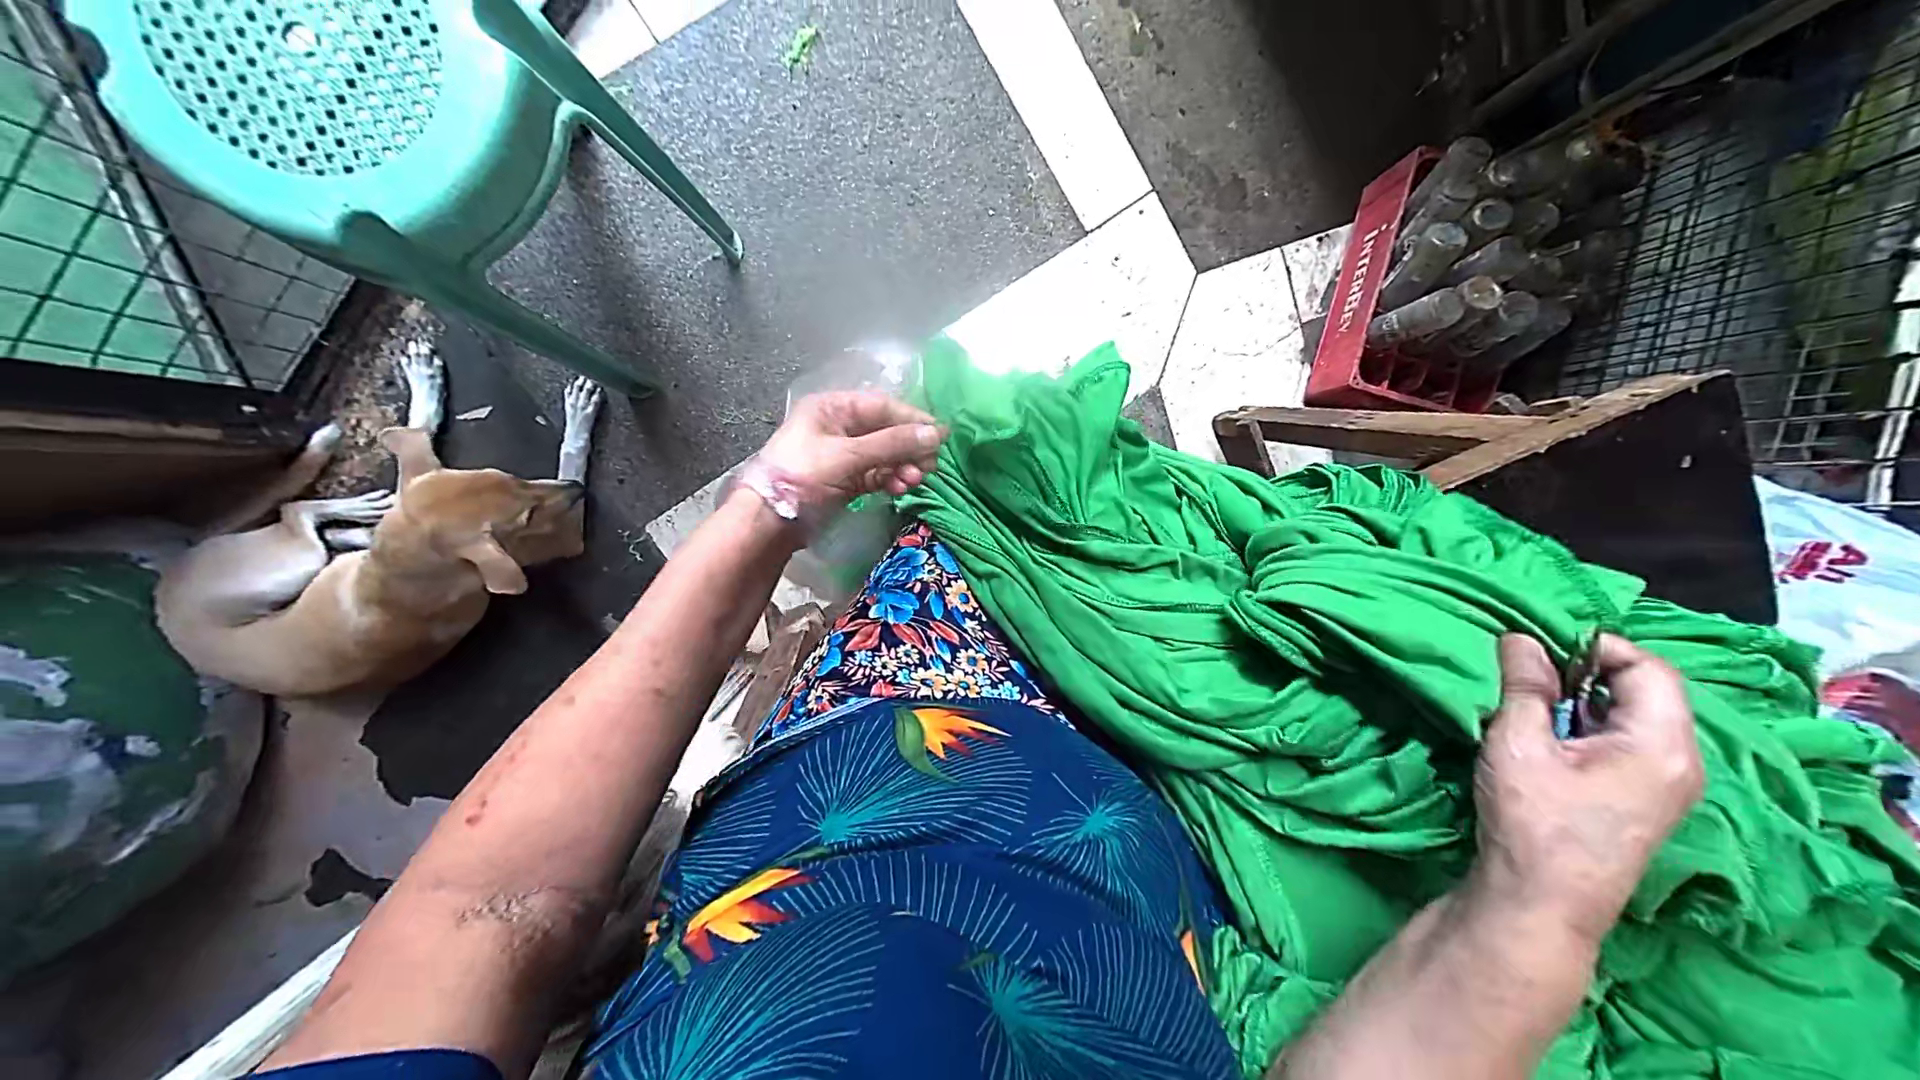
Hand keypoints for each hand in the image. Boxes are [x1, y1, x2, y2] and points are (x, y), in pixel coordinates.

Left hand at [755, 391, 945, 510]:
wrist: (769, 522)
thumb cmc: (802, 477)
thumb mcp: (846, 456)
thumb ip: (891, 444)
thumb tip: (935, 434)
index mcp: (832, 408)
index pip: (882, 407)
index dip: (912, 420)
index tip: (940, 436)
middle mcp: (839, 426)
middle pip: (886, 431)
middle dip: (909, 448)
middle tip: (930, 465)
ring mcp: (843, 454)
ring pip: (884, 454)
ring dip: (903, 466)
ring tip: (916, 480)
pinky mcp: (846, 479)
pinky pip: (877, 473)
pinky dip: (891, 479)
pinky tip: (902, 488)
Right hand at [1467, 633, 1703, 945]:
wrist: (1540, 899)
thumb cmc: (1533, 817)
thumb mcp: (1518, 744)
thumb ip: (1525, 687)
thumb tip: (1520, 638)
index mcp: (1662, 745)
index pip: (1650, 668)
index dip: (1597, 646)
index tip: (1539, 645)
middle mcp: (1680, 762)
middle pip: (1646, 691)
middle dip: (1587, 671)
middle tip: (1528, 670)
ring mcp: (1664, 785)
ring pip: (1632, 717)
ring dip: (1583, 699)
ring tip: (1530, 700)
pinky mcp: (1641, 800)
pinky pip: (1624, 743)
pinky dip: (1586, 726)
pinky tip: (1545, 736)